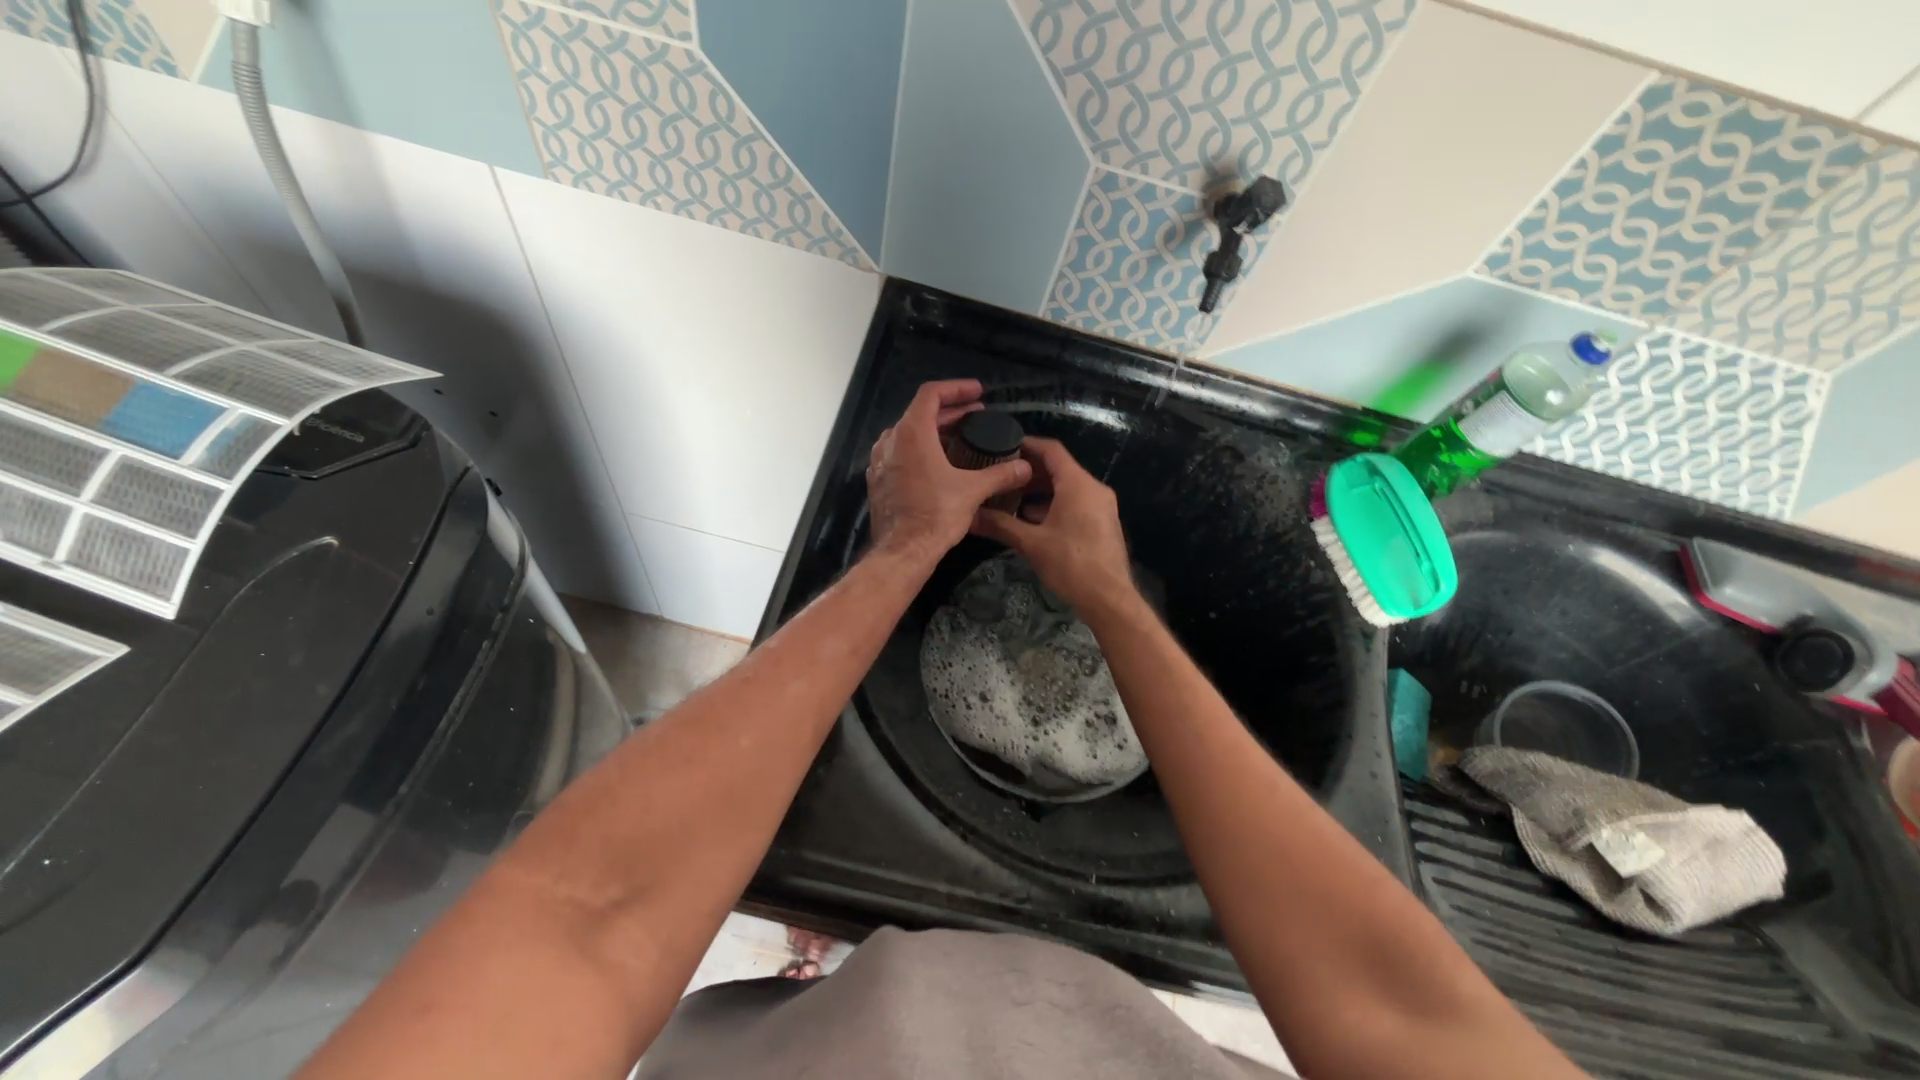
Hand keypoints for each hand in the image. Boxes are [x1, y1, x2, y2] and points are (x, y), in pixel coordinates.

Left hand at [866, 380, 1031, 565]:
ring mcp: (880, 461)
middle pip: (920, 413)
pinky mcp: (879, 480)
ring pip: (909, 433)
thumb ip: (1001, 474)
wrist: (902, 551)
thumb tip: (1025, 467)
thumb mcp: (973, 491)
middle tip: (976, 415)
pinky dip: (921, 450)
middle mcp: (891, 440)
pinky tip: (939, 463)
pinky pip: (900, 453)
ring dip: (935, 431)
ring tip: (960, 437)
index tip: (978, 393)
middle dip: (950, 411)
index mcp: (912, 432)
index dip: (956, 388)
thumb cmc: (936, 514)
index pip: (932, 394)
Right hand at [971, 437, 1136, 617]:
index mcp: (1078, 484)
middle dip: (1030, 470)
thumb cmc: (1071, 564)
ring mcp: (1101, 506)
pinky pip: (1076, 502)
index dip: (1027, 444)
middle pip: (1059, 468)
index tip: (1003, 445)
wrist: (1109, 598)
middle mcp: (1093, 488)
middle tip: (1001, 473)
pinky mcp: (1102, 522)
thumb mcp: (1031, 544)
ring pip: (1067, 487)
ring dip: (1041, 490)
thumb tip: (970, 517)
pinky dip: (1054, 504)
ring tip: (1010, 495)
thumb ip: (1001, 525)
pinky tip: (1031, 518)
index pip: (1051, 450)